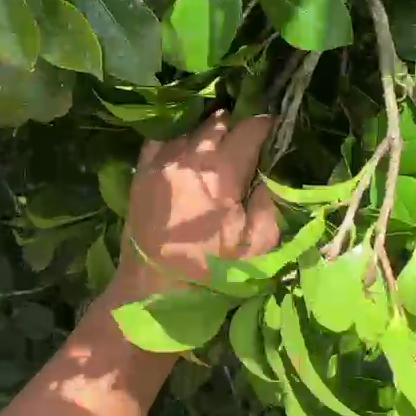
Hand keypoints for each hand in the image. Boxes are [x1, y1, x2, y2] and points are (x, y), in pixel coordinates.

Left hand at [108, 112, 280, 303]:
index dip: (266, 125)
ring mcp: (161, 162)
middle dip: (236, 126)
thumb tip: (270, 176)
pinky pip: (162, 140)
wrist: (152, 294)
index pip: (249, 129)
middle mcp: (189, 159)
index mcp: (222, 175)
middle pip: (219, 122)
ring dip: (207, 133)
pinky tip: (186, 152)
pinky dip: (178, 140)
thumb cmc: (211, 274)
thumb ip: (270, 205)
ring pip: (191, 129)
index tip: (274, 128)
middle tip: (247, 141)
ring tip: (218, 146)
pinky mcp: (141, 172)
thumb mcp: (257, 247)